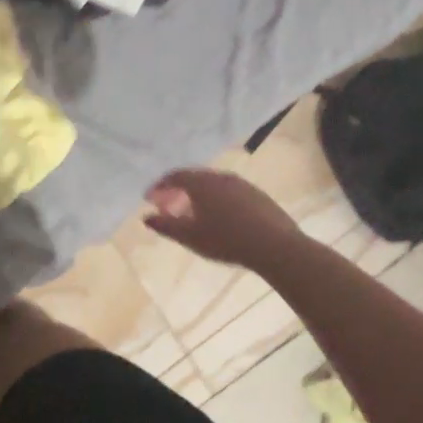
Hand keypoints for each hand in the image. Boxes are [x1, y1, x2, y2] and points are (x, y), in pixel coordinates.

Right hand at [144, 167, 300, 266]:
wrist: (275, 246)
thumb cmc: (226, 240)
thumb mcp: (190, 237)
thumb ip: (166, 226)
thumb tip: (147, 217)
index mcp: (202, 183)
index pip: (175, 176)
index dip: (159, 186)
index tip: (149, 199)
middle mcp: (221, 177)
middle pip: (194, 178)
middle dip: (177, 190)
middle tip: (168, 206)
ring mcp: (242, 184)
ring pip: (213, 184)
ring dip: (197, 195)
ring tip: (192, 213)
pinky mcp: (257, 195)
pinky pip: (229, 192)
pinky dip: (216, 199)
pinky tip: (218, 218)